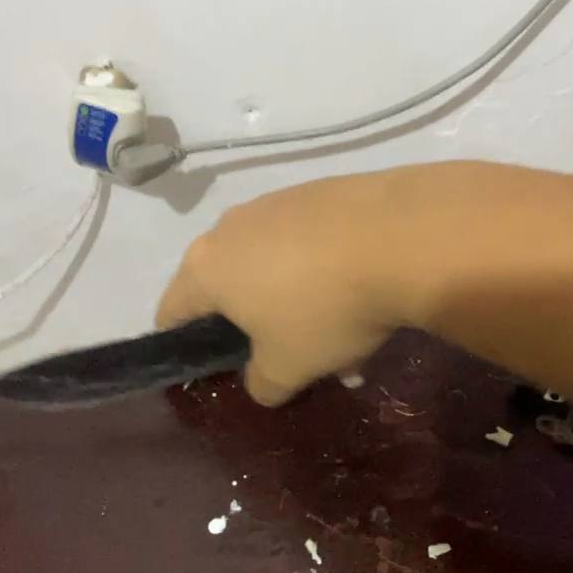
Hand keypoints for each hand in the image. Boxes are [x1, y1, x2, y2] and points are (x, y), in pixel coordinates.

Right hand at [157, 170, 417, 405]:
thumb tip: (261, 380)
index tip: (218, 365)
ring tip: (342, 326)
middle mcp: (230, 226)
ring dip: (296, 294)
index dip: (186, 344)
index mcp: (206, 268)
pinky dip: (325, 264)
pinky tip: (364, 287)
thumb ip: (262, 383)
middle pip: (226, 283)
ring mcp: (276, 201)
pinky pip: (308, 237)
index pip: (171, 311)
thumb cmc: (325, 309)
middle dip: (256, 321)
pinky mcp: (319, 189)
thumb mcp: (289, 368)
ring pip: (272, 260)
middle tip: (292, 351)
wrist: (400, 236)